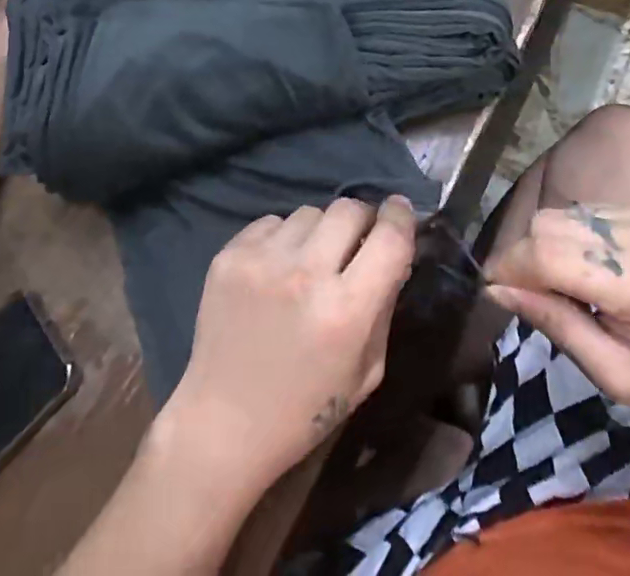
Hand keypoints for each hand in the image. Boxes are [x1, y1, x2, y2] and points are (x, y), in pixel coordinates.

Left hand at [161, 196, 416, 494]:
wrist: (227, 418)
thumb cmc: (307, 407)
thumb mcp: (367, 370)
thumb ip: (384, 306)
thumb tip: (394, 254)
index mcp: (346, 309)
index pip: (388, 238)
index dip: (402, 217)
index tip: (402, 209)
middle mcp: (304, 274)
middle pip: (346, 210)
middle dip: (361, 219)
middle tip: (358, 238)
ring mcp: (261, 260)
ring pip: (307, 212)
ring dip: (320, 230)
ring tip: (312, 260)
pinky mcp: (228, 256)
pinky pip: (270, 223)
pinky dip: (282, 238)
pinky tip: (277, 267)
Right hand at [483, 203, 629, 437]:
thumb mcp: (612, 373)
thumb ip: (553, 323)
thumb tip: (495, 291)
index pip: (551, 256)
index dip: (510, 268)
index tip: (492, 289)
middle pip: (548, 226)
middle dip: (519, 256)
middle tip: (519, 291)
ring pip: (558, 215)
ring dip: (538, 245)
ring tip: (550, 283)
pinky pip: (578, 214)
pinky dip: (560, 237)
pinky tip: (575, 267)